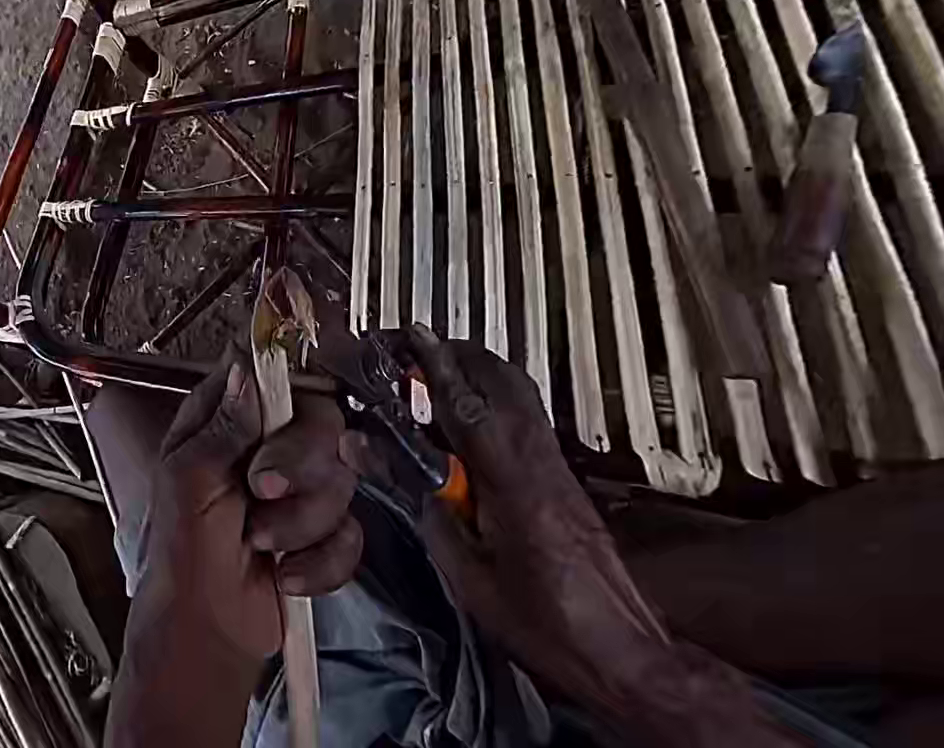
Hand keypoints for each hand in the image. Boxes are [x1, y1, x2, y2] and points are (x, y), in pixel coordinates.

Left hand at [132, 346, 361, 664]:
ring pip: (340, 479)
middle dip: (298, 461)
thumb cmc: (183, 545)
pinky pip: (351, 533)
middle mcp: (264, 445)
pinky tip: (285, 573)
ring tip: (259, 541)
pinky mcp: (322, 532)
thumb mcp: (189, 478)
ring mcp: (297, 488)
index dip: (285, 379)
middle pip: (319, 421)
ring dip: (299, 521)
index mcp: (223, 421)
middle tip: (262, 489)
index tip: (290, 402)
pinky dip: (319, 561)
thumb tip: (243, 369)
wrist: (208, 625)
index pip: (264, 375)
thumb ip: (223, 426)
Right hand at [406, 326, 797, 745]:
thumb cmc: (542, 621)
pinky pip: (521, 415)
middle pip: (505, 383)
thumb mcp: (463, 569)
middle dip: (456, 353)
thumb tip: (364, 451)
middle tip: (410, 345)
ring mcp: (557, 468)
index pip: (470, 407)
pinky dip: (487, 394)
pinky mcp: (563, 479)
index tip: (413, 334)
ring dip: (474, 369)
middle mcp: (541, 464)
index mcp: (513, 485)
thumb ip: (419, 502)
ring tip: (431, 364)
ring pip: (519, 394)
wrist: (629, 659)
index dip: (438, 365)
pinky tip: (458, 409)